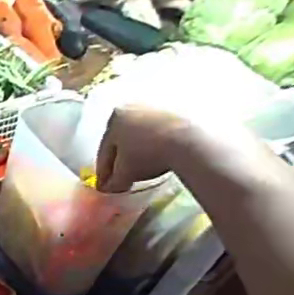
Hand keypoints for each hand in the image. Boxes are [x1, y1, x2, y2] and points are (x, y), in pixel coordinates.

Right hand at [95, 103, 264, 193]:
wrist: (190, 139)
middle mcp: (133, 106)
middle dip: (121, 160)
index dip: (103, 173)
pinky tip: (161, 157)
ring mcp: (157, 106)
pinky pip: (161, 133)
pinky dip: (157, 145)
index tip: (105, 188)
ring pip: (142, 135)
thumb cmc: (148, 154)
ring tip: (142, 169)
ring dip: (139, 151)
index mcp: (115, 118)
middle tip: (122, 180)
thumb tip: (110, 187)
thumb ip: (112, 182)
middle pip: (122, 140)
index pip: (104, 152)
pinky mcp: (178, 109)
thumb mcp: (124, 174)